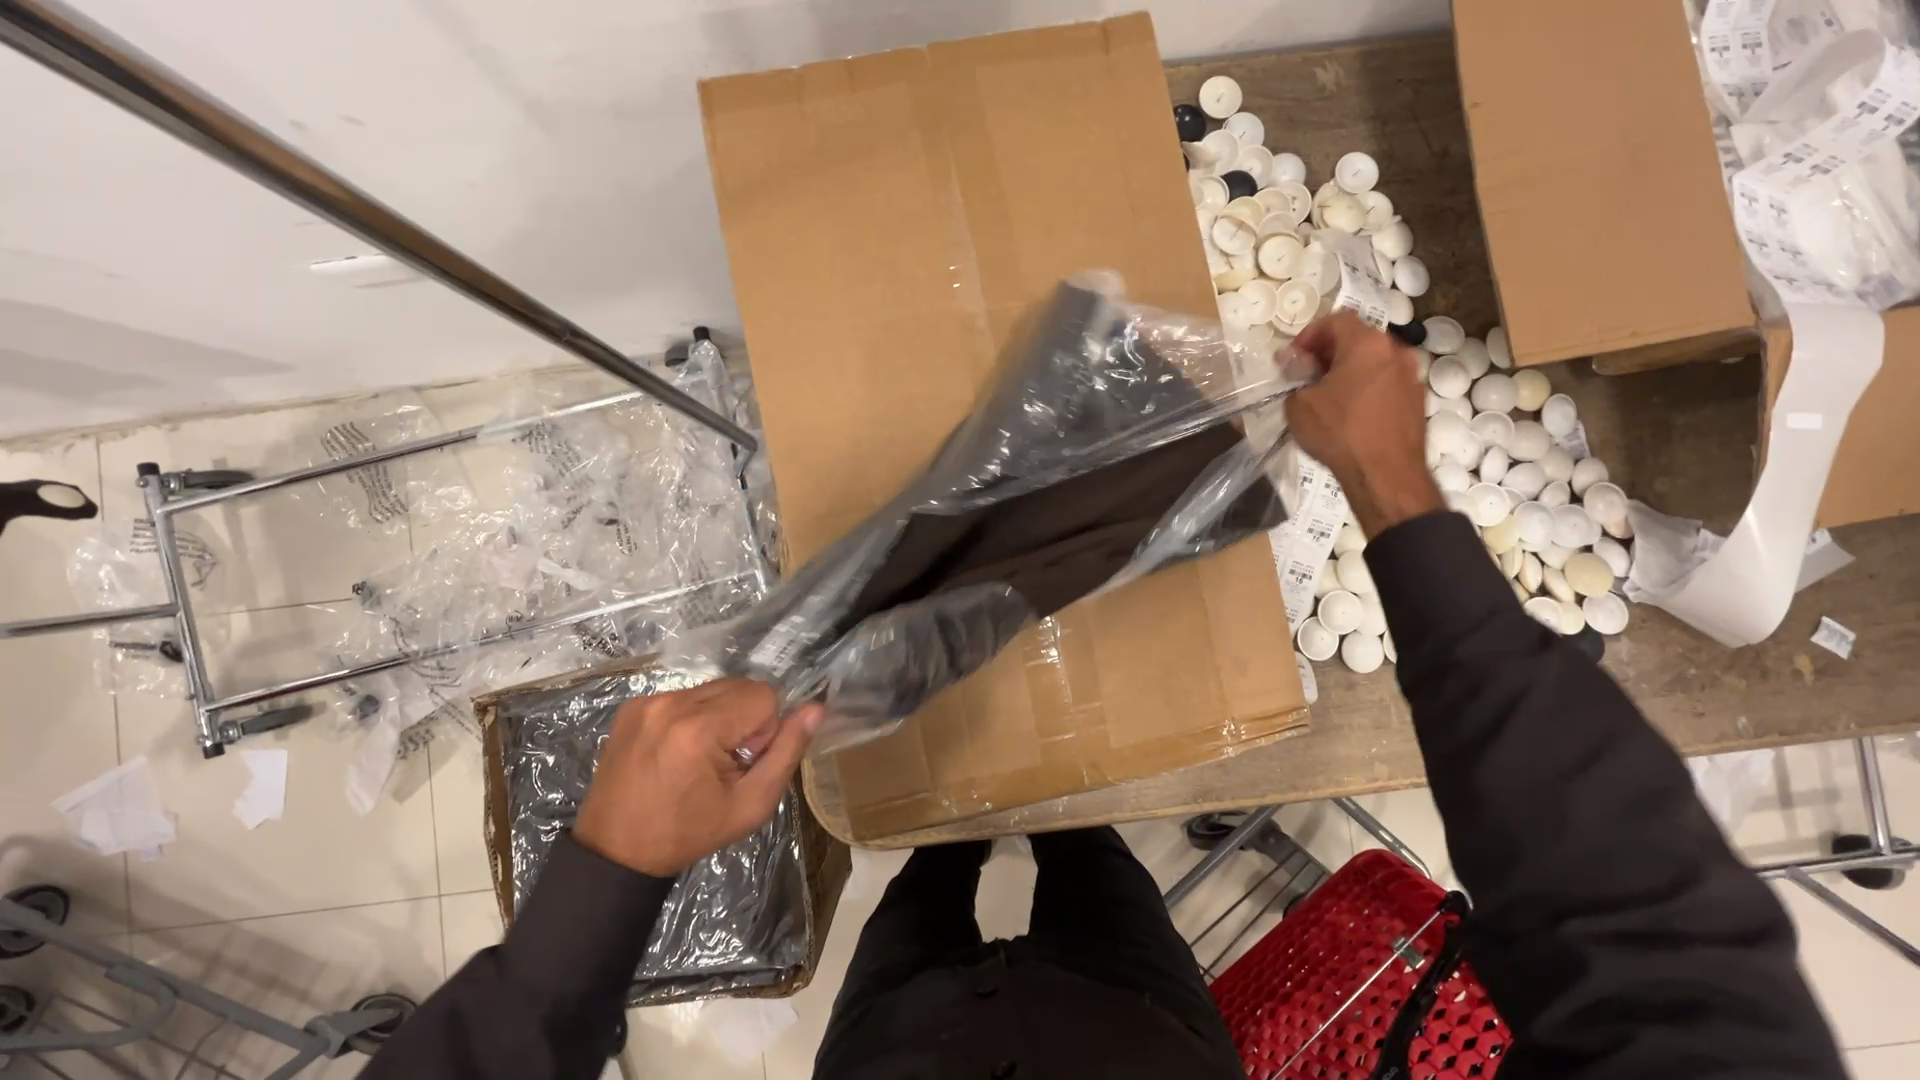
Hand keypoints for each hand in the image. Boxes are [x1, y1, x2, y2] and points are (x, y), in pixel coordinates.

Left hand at [573, 678, 822, 877]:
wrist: (617, 851)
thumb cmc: (689, 833)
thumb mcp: (750, 804)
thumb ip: (787, 752)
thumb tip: (816, 708)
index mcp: (699, 728)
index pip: (764, 695)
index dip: (765, 730)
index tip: (743, 762)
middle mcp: (671, 703)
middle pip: (739, 686)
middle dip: (744, 719)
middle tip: (724, 763)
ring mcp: (647, 702)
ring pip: (713, 688)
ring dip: (719, 716)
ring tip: (700, 759)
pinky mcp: (632, 706)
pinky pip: (684, 695)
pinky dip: (692, 717)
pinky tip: (677, 752)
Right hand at [1283, 313, 1442, 537]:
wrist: (1386, 474)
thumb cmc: (1339, 432)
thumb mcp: (1299, 405)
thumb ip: (1295, 379)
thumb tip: (1296, 368)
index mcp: (1367, 344)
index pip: (1336, 320)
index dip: (1309, 334)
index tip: (1292, 358)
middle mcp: (1395, 352)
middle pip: (1358, 339)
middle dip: (1329, 352)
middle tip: (1306, 374)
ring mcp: (1411, 376)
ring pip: (1374, 361)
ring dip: (1349, 370)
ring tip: (1327, 395)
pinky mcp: (1417, 401)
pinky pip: (1385, 383)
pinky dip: (1366, 388)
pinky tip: (1349, 412)